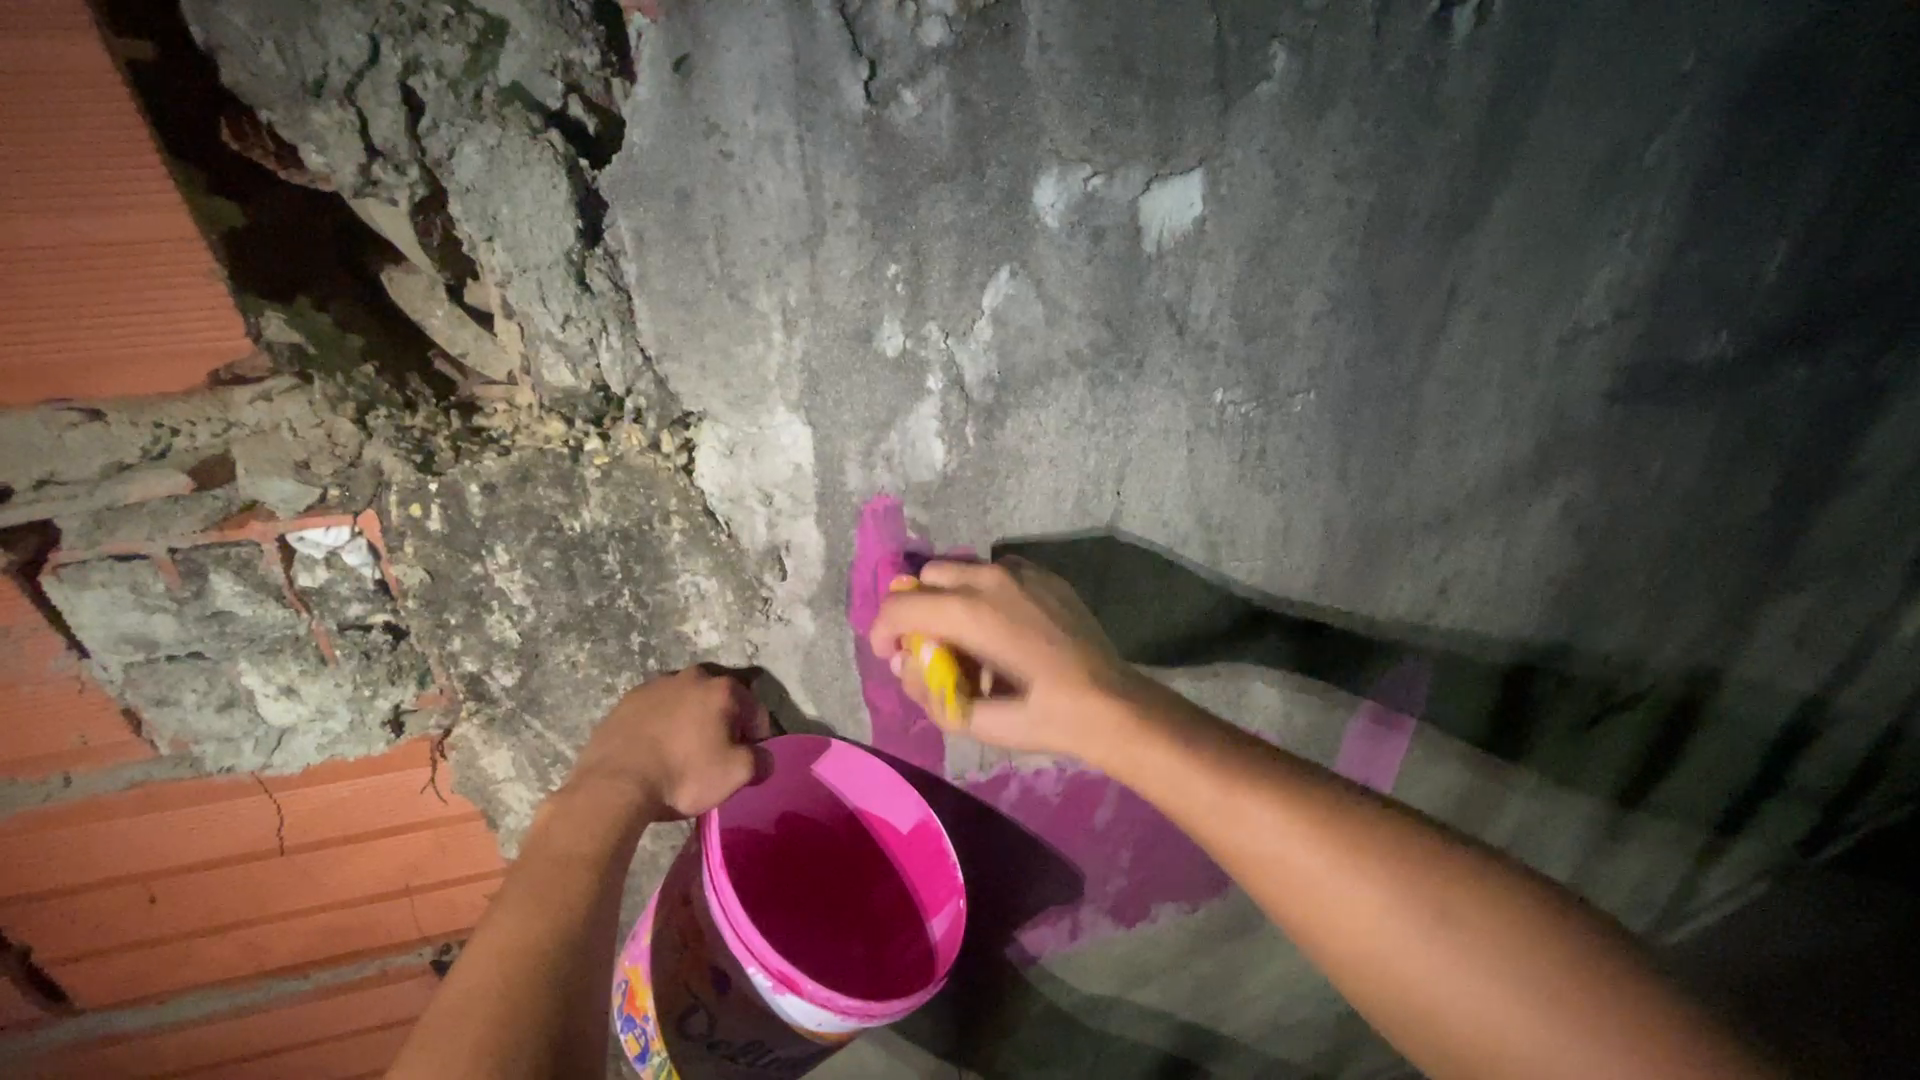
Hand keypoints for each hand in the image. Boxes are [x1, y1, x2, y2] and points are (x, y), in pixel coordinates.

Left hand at [564, 667, 768, 818]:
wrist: (615, 784)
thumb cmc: (684, 775)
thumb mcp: (736, 774)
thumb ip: (761, 761)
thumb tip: (764, 758)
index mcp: (722, 689)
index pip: (755, 710)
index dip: (757, 736)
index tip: (746, 759)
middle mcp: (691, 677)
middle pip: (720, 700)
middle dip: (724, 722)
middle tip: (716, 754)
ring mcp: (655, 685)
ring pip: (686, 701)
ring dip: (692, 720)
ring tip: (683, 753)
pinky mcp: (627, 700)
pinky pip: (657, 710)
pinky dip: (663, 724)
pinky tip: (656, 750)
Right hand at [868, 557, 1144, 758]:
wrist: (1109, 703)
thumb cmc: (1041, 717)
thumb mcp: (972, 719)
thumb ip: (925, 688)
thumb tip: (906, 663)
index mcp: (969, 611)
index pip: (899, 606)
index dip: (881, 632)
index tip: (889, 656)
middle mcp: (989, 578)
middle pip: (926, 578)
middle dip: (914, 609)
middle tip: (925, 646)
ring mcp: (1020, 571)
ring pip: (960, 570)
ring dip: (948, 599)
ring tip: (964, 637)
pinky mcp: (1043, 574)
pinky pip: (994, 572)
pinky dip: (981, 593)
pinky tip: (999, 627)